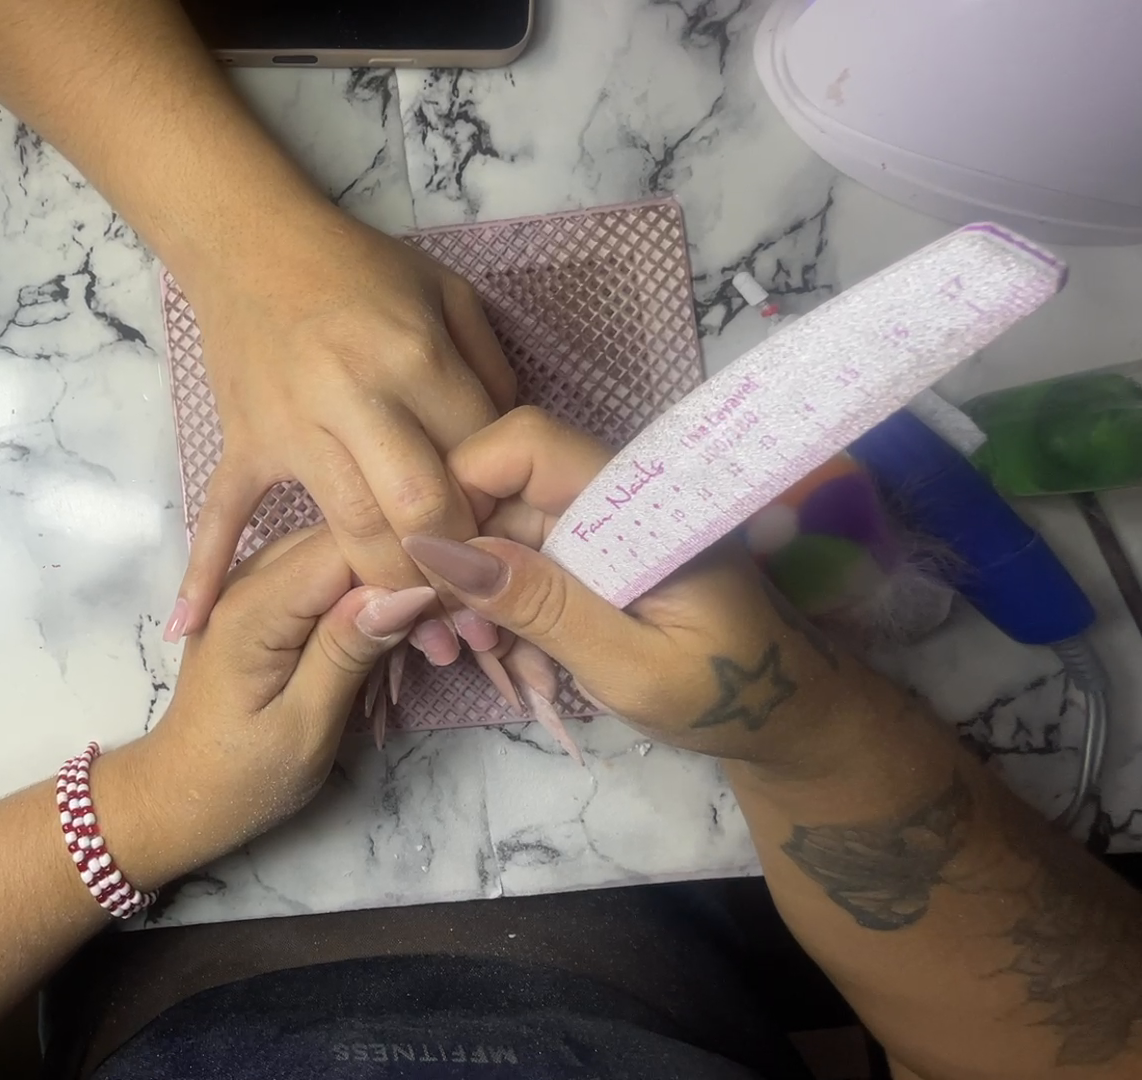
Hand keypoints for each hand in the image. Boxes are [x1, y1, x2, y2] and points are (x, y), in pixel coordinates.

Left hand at [107, 529, 433, 885]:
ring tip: (426, 627)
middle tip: (451, 624)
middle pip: (337, 538)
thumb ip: (347, 651)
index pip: (342, 547)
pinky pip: (316, 571)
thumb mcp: (305, 724)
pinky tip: (385, 622)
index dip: (404, 565)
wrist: (183, 790)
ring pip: (330, 549)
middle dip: (398, 570)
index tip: (455, 607)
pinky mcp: (259, 597)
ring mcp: (247, 582)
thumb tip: (408, 588)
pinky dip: (356, 590)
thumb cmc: (244, 774)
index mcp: (251, 608)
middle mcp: (243, 577)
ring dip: (380, 579)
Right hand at [169, 211, 515, 665]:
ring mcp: (288, 428)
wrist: (250, 245)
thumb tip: (506, 459)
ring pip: (344, 528)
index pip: (474, 462)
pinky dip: (206, 568)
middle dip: (449, 570)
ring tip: (410, 628)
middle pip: (413, 511)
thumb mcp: (448, 297)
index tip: (512, 559)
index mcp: (415, 357)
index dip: (500, 518)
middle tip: (469, 610)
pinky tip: (189, 623)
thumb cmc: (357, 269)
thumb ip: (489, 373)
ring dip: (382, 588)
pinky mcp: (243, 445)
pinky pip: (223, 512)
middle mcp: (353, 398)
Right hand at [401, 408, 872, 767]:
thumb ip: (540, 605)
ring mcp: (584, 525)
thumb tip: (439, 552)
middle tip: (457, 639)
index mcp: (633, 501)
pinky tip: (503, 651)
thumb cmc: (725, 693)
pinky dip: (488, 606)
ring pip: (485, 529)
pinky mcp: (574, 553)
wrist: (780, 713)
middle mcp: (601, 497)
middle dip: (455, 559)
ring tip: (486, 655)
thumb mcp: (631, 664)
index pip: (522, 444)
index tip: (437, 567)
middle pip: (489, 488)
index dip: (462, 484)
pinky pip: (503, 561)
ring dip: (468, 593)